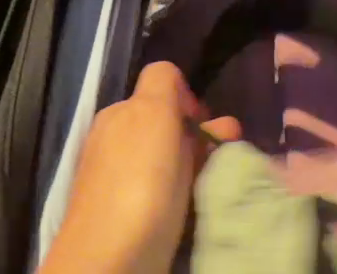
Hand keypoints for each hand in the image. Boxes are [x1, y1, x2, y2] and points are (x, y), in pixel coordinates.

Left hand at [42, 62, 242, 273]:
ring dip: (195, 167)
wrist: (109, 262)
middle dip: (199, 137)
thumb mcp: (152, 112)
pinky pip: (162, 194)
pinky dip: (181, 196)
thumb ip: (163, 82)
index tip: (206, 124)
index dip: (188, 101)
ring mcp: (118, 182)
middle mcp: (115, 141)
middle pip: (166, 127)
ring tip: (216, 182)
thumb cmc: (138, 182)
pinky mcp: (127, 220)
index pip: (161, 91)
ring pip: (167, 162)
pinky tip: (193, 207)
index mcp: (119, 114)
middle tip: (227, 155)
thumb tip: (176, 84)